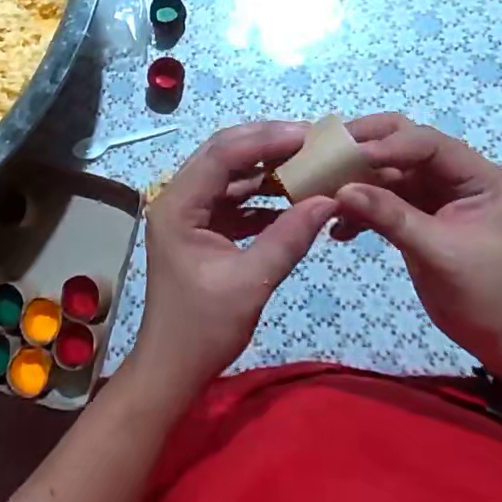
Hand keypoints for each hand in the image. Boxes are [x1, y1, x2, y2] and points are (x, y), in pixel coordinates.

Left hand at [132, 122, 337, 391]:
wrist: (173, 367)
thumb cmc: (203, 328)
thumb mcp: (250, 283)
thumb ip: (288, 238)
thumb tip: (328, 200)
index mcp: (177, 205)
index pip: (222, 155)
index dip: (265, 140)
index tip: (307, 134)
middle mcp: (178, 197)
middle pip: (223, 155)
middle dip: (267, 144)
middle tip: (311, 139)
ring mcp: (188, 211)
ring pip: (229, 174)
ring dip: (266, 168)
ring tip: (309, 160)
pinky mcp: (201, 226)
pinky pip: (233, 199)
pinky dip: (262, 195)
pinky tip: (294, 194)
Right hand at [331, 113, 501, 388]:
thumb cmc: (489, 296)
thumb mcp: (440, 254)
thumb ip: (391, 217)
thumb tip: (342, 190)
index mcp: (475, 176)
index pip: (426, 143)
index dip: (387, 145)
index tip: (347, 156)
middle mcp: (451, 175)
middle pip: (401, 142)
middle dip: (363, 146)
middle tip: (326, 152)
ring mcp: (430, 194)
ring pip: (384, 170)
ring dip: (354, 179)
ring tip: (322, 191)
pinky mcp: (411, 215)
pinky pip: (377, 199)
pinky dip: (357, 209)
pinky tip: (338, 230)